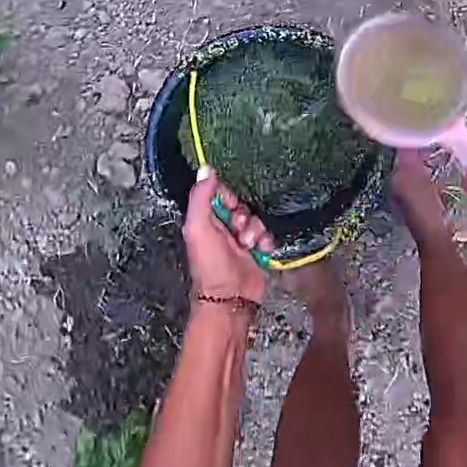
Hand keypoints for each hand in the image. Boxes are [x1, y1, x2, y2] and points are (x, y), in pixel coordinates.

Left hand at [182, 168, 274, 303]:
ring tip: (250, 244)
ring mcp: (241, 239)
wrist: (231, 298)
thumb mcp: (198, 228)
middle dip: (243, 215)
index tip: (230, 206)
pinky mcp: (257, 250)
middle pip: (241, 204)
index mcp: (205, 220)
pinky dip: (266, 240)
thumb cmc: (210, 265)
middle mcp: (222, 227)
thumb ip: (200, 197)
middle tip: (239, 230)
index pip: (220, 193)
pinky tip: (262, 249)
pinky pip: (267, 233)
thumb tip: (206, 168)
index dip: (228, 197)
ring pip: (256, 218)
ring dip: (255, 230)